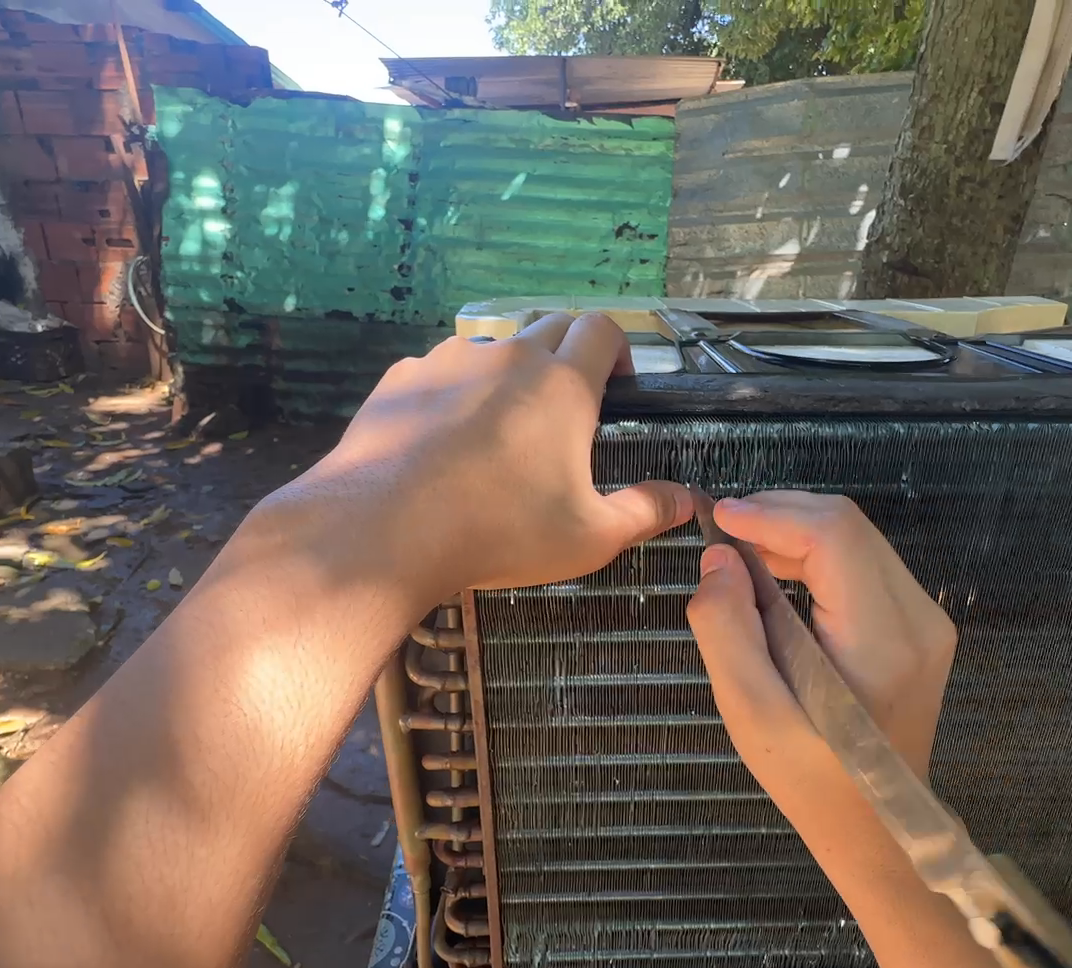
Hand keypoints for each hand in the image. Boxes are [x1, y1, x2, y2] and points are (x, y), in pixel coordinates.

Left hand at [255, 314, 691, 601]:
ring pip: (494, 346)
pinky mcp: (402, 378)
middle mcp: (508, 355)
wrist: (384, 529)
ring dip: (510, 371)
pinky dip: (457, 389)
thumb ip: (645, 512)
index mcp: (562, 384)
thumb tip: (688, 499)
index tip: (618, 380)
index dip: (617, 347)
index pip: (601, 328)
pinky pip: (442, 369)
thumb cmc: (502, 532)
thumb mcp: (590, 536)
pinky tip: (445, 436)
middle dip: (568, 354)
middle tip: (567, 406)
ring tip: (502, 425)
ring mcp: (449, 360)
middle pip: (550, 327)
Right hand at [686, 492, 954, 811]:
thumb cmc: (808, 777)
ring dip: (793, 531)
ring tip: (739, 550)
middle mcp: (918, 617)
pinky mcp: (916, 623)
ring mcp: (924, 619)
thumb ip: (726, 628)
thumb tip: (719, 559)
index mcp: (882, 639)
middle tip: (722, 532)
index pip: (834, 536)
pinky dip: (813, 553)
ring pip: (854, 538)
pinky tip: (774, 569)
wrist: (875, 825)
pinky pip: (860, 562)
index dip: (772, 515)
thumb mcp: (750, 710)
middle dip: (779, 514)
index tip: (718, 519)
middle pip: (847, 526)